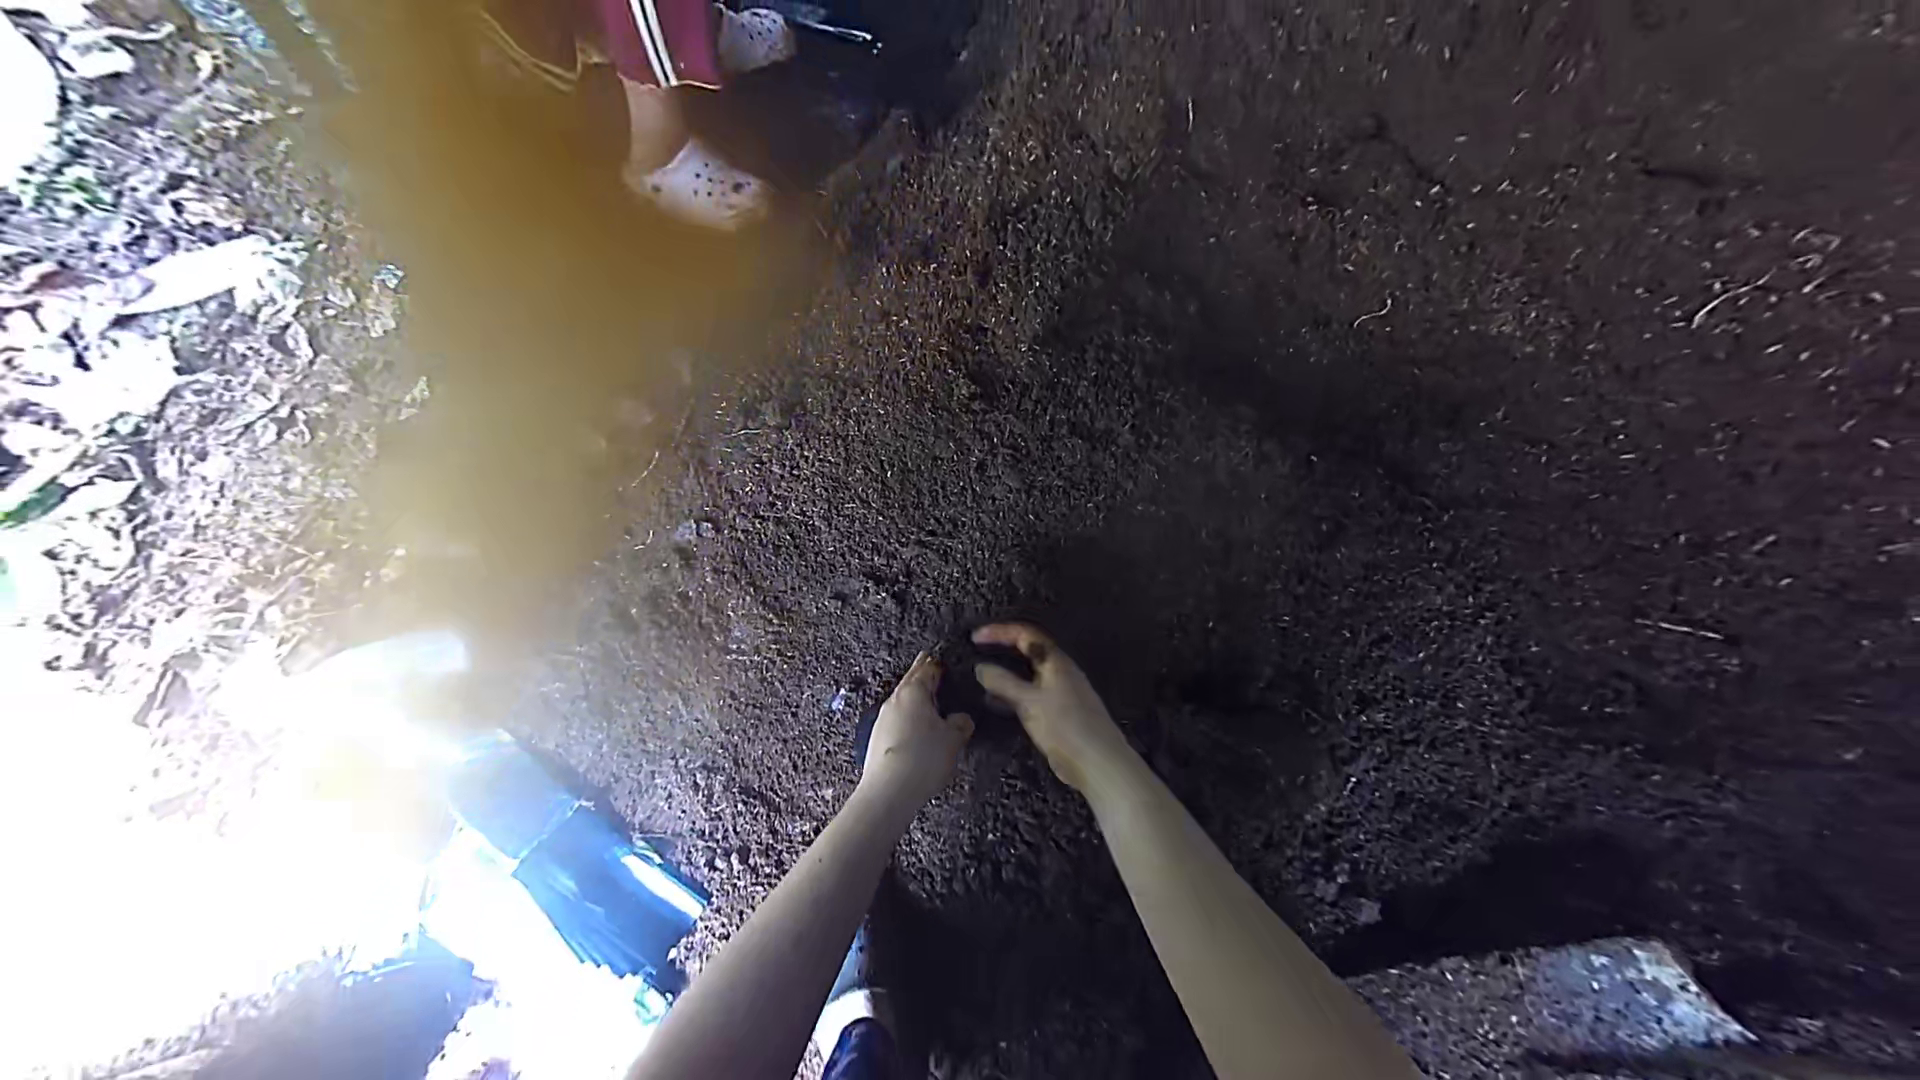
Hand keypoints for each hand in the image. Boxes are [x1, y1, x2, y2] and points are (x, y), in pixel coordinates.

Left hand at [860, 653, 974, 807]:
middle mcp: (894, 700)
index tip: (943, 660)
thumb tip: (960, 719)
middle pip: (911, 681)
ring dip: (916, 699)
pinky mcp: (878, 738)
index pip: (928, 668)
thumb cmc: (923, 759)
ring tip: (930, 702)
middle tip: (933, 668)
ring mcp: (883, 719)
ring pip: (903, 700)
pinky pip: (897, 720)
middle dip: (923, 675)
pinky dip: (908, 718)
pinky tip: (917, 729)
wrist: (889, 792)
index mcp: (913, 691)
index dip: (938, 663)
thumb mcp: (954, 739)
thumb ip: (961, 723)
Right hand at [973, 623, 1136, 796]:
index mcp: (1055, 661)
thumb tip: (980, 667)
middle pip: (1028, 650)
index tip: (976, 637)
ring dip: (1005, 674)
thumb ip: (1003, 683)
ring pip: (1028, 674)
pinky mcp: (1059, 712)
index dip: (999, 631)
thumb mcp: (1029, 702)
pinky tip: (997, 704)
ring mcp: (1060, 691)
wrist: (1098, 763)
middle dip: (1002, 648)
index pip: (1025, 634)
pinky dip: (1012, 694)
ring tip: (982, 678)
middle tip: (978, 651)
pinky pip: (1030, 694)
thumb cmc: (1065, 726)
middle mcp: (1059, 671)